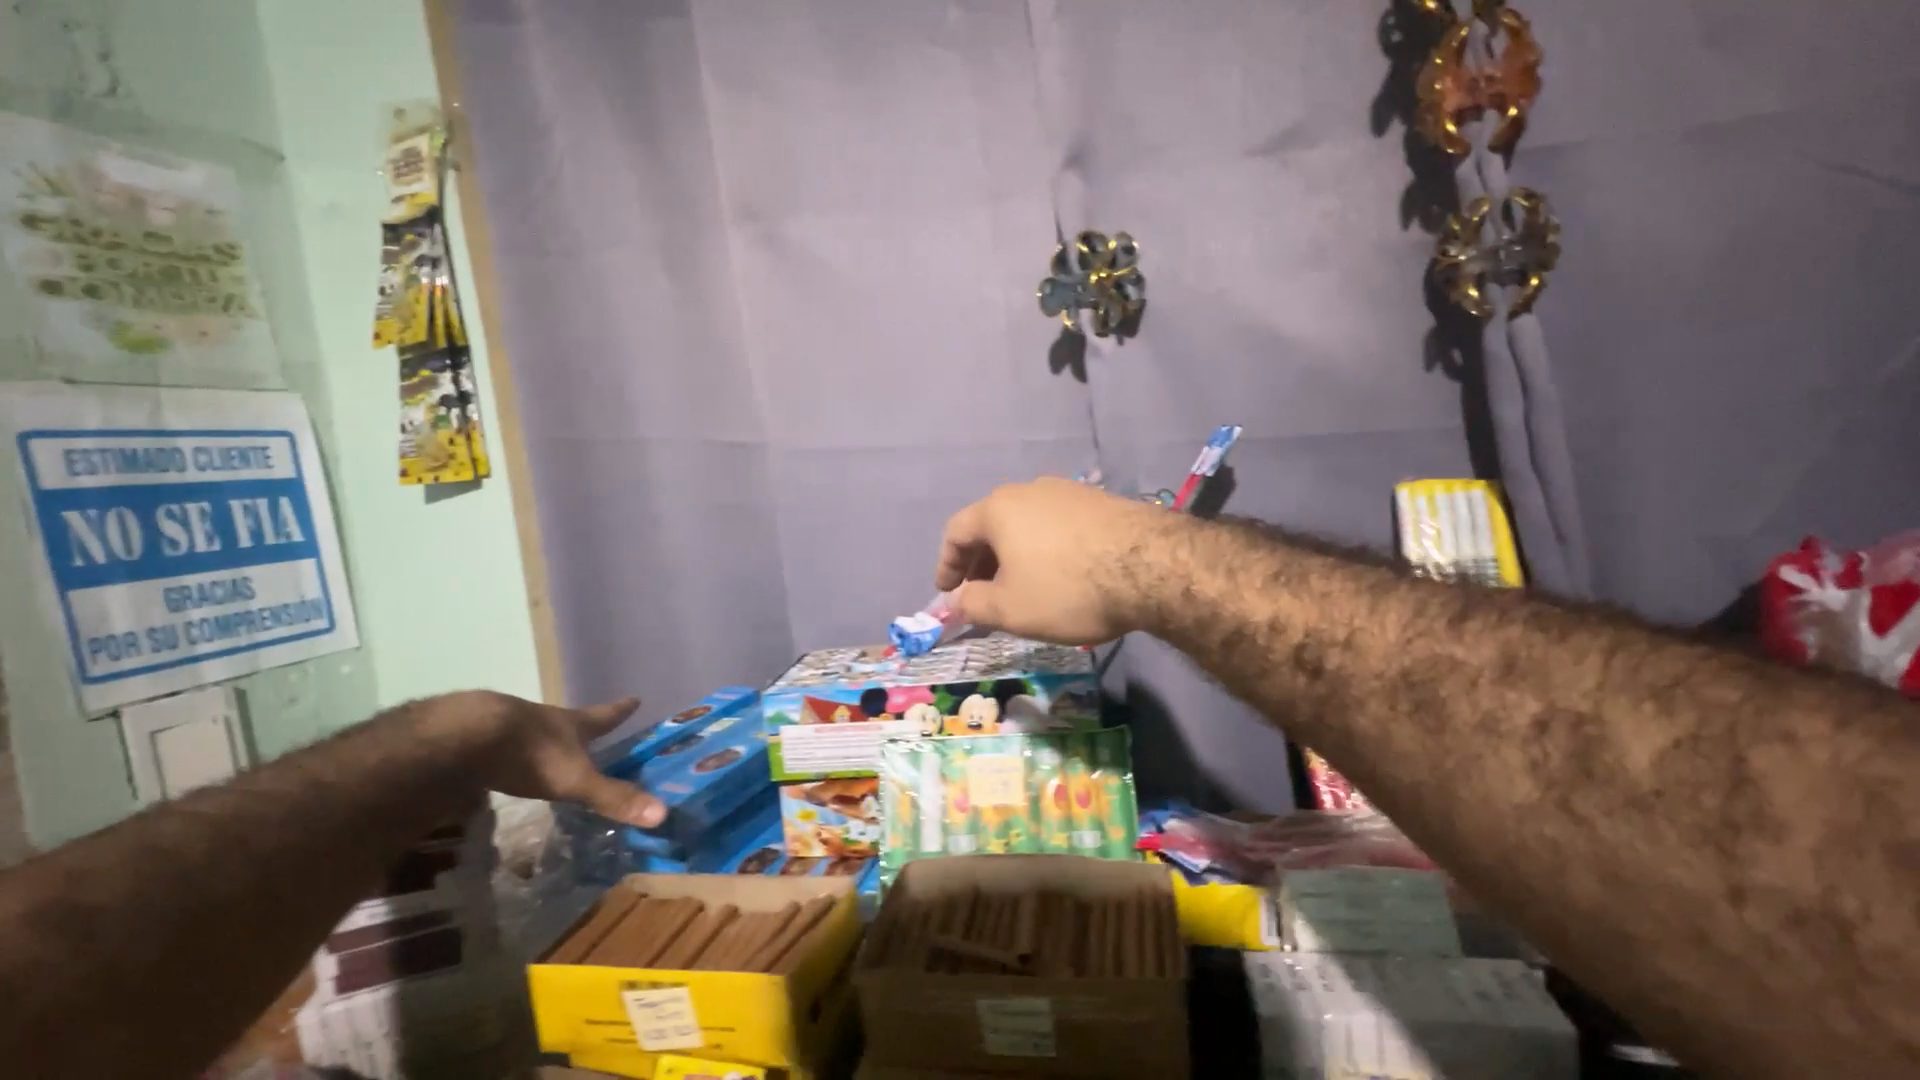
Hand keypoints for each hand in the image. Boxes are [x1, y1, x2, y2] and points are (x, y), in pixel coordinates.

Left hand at [437, 692, 665, 827]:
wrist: (468, 737)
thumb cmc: (531, 753)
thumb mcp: (576, 780)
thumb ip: (613, 797)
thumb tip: (662, 814)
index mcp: (573, 725)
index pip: (605, 716)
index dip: (621, 710)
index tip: (635, 697)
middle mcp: (545, 720)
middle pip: (569, 721)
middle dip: (580, 727)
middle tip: (591, 731)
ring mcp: (510, 725)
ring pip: (534, 731)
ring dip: (544, 740)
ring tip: (548, 752)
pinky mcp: (478, 738)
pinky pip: (500, 744)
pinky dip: (507, 753)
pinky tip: (502, 766)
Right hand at [936, 477, 1174, 644]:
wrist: (1153, 568)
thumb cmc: (1068, 589)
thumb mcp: (1010, 610)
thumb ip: (973, 604)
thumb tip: (956, 601)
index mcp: (999, 508)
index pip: (956, 531)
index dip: (947, 565)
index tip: (947, 593)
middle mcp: (1030, 489)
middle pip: (992, 524)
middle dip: (981, 562)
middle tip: (981, 594)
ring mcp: (1069, 492)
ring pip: (1026, 524)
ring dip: (1014, 555)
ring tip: (1021, 588)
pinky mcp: (1100, 502)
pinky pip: (1057, 526)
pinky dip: (1045, 550)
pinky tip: (1061, 575)